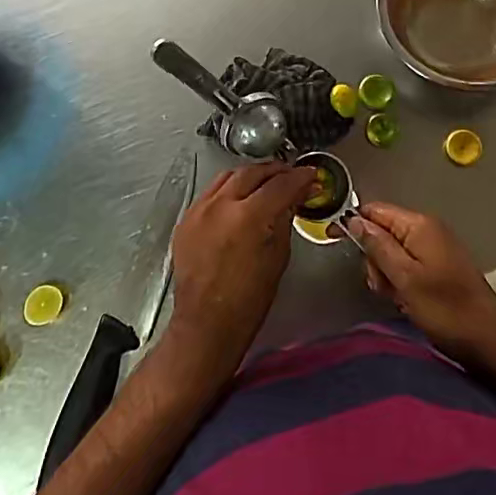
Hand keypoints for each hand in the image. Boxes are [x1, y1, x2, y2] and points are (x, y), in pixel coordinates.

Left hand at [166, 161, 312, 369]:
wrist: (207, 322)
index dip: (300, 178)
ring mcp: (199, 211)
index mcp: (250, 216)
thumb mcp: (278, 257)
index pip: (281, 184)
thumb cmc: (246, 300)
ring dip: (250, 176)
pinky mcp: (186, 220)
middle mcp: (221, 206)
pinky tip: (239, 198)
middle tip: (290, 176)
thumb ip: (284, 220)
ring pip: (228, 177)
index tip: (309, 176)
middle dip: (275, 172)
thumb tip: (291, 201)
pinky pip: (210, 193)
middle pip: (253, 173)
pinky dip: (228, 190)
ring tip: (266, 182)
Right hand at [348, 203, 495, 359]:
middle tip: (382, 285)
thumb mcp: (404, 277)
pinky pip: (407, 266)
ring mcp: (434, 248)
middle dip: (374, 259)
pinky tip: (406, 300)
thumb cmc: (444, 307)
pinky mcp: (438, 266)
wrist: (487, 337)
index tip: (333, 241)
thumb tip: (355, 221)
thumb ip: (378, 246)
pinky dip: (401, 282)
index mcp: (419, 225)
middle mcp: (427, 230)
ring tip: (398, 297)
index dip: (353, 224)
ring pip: (392, 253)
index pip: (375, 210)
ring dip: (387, 275)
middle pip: (382, 232)